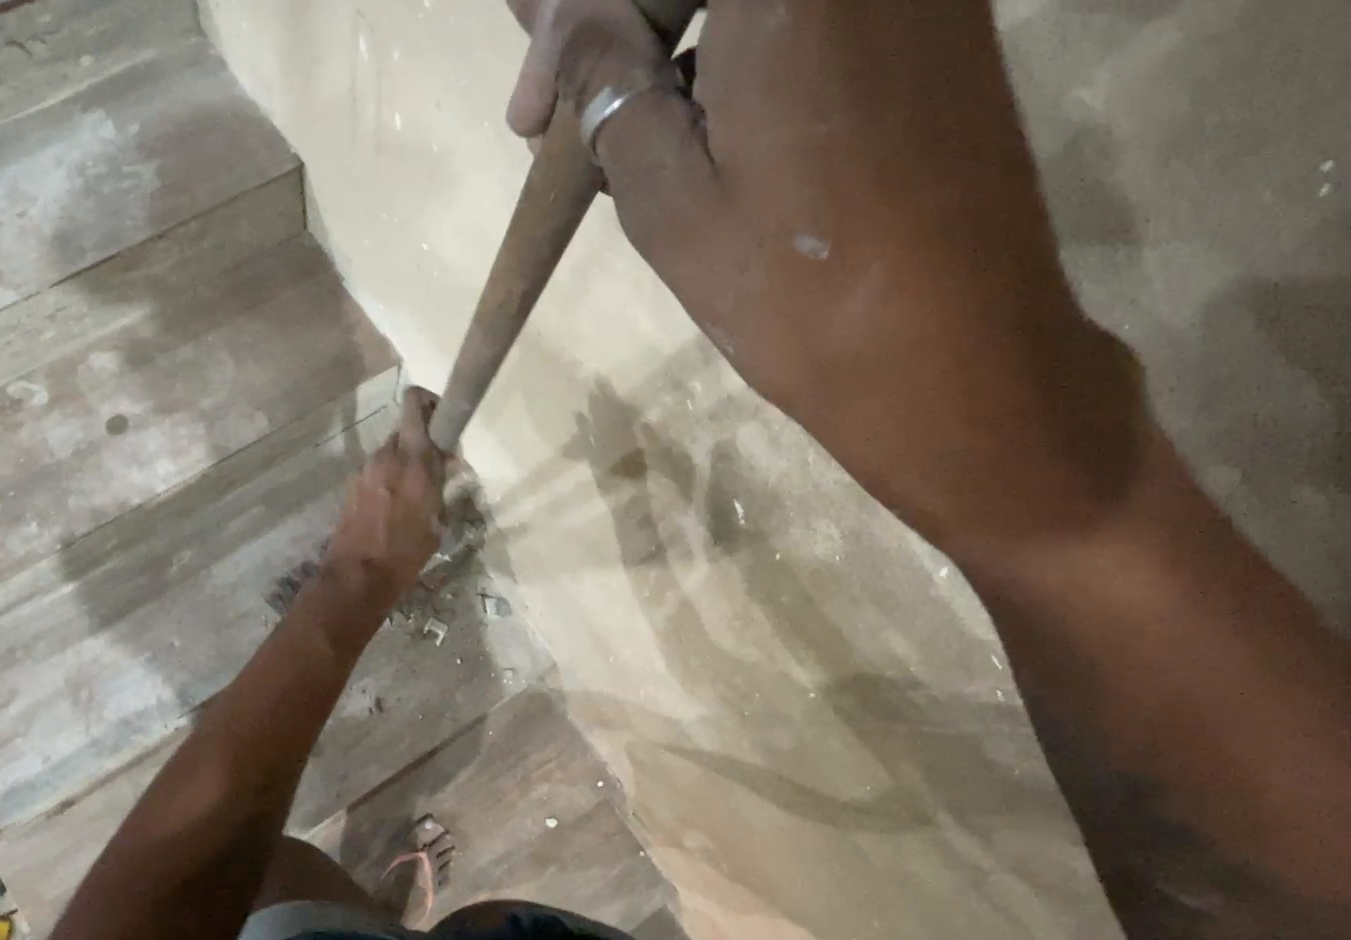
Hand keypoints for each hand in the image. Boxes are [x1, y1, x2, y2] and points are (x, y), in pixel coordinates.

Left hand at [323, 388, 447, 607]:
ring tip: (417, 494)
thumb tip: (445, 464)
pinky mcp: (351, 484)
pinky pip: (378, 470)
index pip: (415, 403)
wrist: (358, 576)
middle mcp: (386, 456)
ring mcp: (365, 469)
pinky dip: (390, 478)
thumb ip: (440, 485)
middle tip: (437, 467)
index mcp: (413, 460)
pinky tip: (396, 507)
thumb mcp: (437, 521)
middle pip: (406, 429)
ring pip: (391, 451)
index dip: (431, 402)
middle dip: (422, 440)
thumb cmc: (405, 553)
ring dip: (405, 462)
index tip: (445, 420)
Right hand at [506, 0, 1153, 554]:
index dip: (570, 21)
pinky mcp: (933, 28)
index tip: (532, 114)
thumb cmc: (794, 288)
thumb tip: (561, 19)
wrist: (954, 359)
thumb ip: (604, 83)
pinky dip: (731, 51)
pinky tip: (690, 118)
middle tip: (554, 113)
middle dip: (611, 25)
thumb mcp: (666, 195)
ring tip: (615, 126)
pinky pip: (803, 15)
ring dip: (666, 42)